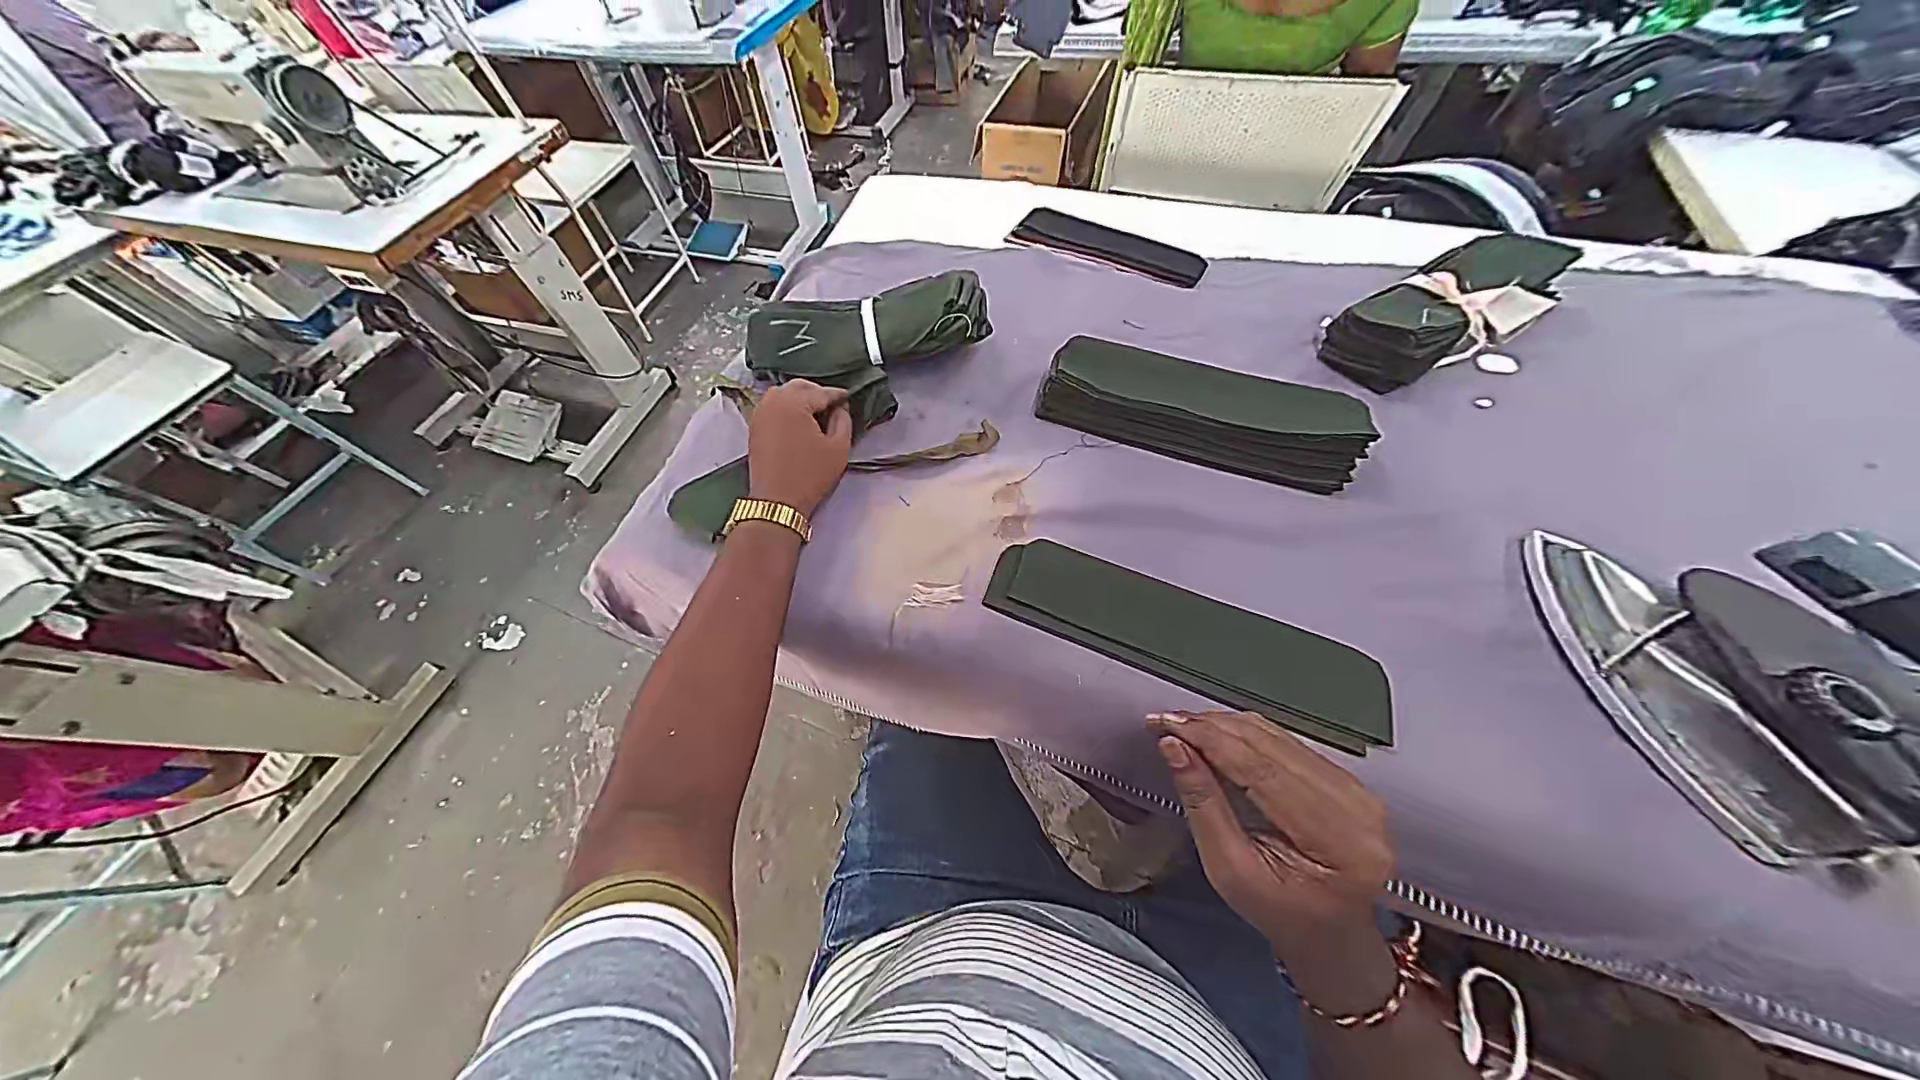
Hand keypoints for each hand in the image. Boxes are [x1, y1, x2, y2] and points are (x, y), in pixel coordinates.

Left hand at [747, 379, 852, 517]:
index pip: (821, 392)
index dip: (838, 395)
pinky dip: (787, 407)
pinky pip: (773, 406)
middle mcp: (773, 401)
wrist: (777, 501)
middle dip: (817, 392)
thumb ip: (843, 421)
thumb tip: (840, 409)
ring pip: (783, 394)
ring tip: (816, 412)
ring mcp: (760, 413)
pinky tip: (799, 421)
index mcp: (794, 402)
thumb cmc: (810, 475)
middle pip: (799, 387)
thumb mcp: (838, 449)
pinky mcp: (755, 426)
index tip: (848, 398)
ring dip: (800, 398)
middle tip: (833, 404)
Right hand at [1148, 710, 1393, 953]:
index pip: (1262, 769)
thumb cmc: (1281, 913)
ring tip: (1182, 728)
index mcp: (1338, 840)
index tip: (1167, 725)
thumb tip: (1175, 749)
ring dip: (1223, 726)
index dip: (1209, 740)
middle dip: (1210, 728)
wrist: (1330, 933)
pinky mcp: (1344, 778)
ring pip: (1275, 736)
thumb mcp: (1229, 870)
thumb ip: (1203, 804)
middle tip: (1165, 722)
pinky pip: (1285, 741)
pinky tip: (1214, 735)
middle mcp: (1357, 806)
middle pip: (1269, 745)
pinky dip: (1243, 734)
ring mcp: (1356, 788)